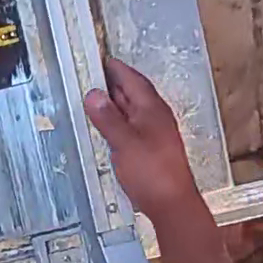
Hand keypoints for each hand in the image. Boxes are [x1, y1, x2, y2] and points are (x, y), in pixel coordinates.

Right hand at [83, 57, 200, 214]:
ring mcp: (153, 133)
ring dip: (114, 101)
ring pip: (131, 109)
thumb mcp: (124, 143)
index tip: (100, 59)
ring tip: (95, 97)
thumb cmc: (152, 172)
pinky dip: (116, 119)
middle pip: (132, 92)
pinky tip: (107, 125)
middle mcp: (155, 117)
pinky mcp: (149, 148)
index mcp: (151, 110)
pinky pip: (130, 125)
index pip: (132, 80)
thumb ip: (107, 118)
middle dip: (113, 82)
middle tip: (92, 75)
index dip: (116, 69)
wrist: (171, 203)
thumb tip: (93, 94)